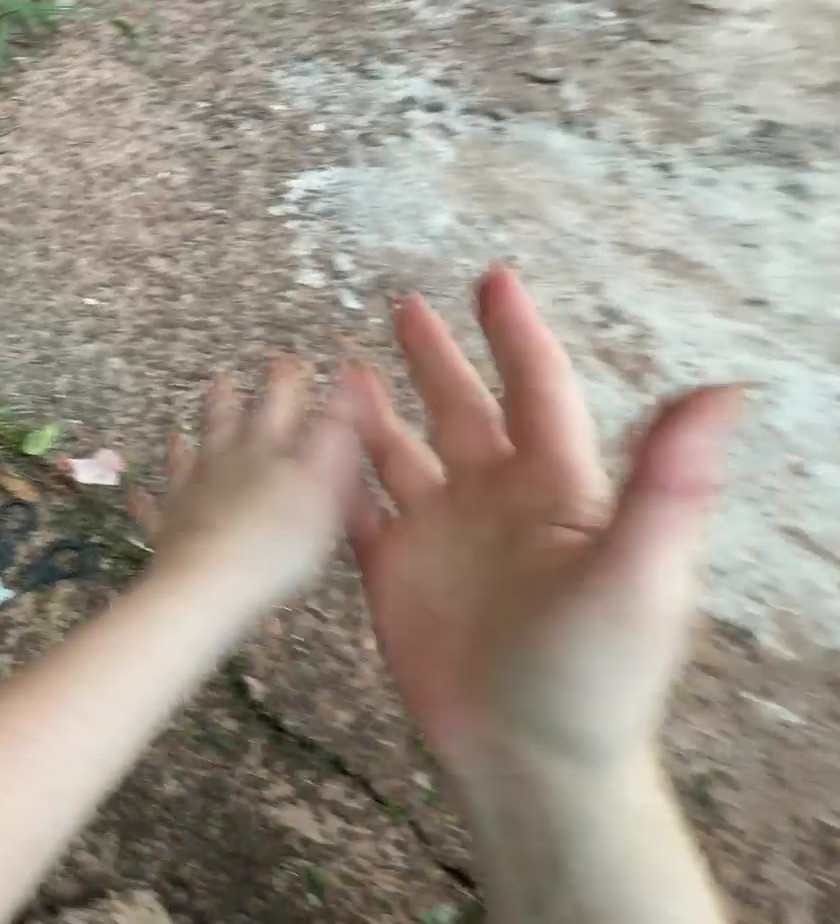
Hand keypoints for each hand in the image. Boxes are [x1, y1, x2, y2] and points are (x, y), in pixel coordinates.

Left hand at [138, 357, 365, 604]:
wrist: (213, 576)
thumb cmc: (281, 540)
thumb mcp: (326, 489)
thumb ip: (336, 439)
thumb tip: (348, 391)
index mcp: (266, 452)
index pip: (279, 406)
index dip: (284, 381)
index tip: (287, 360)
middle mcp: (222, 462)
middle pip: (223, 423)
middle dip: (227, 398)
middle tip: (223, 376)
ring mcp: (189, 491)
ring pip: (183, 456)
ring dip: (181, 441)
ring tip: (176, 428)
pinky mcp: (167, 523)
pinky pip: (151, 508)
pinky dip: (143, 499)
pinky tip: (134, 492)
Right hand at [348, 266, 741, 774]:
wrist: (524, 749)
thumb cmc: (593, 671)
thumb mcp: (638, 578)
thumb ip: (667, 487)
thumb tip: (722, 392)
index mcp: (553, 490)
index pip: (533, 392)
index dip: (514, 333)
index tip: (492, 279)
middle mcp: (492, 500)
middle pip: (457, 410)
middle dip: (433, 357)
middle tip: (402, 308)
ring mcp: (437, 532)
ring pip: (395, 452)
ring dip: (370, 411)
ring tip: (339, 374)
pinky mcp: (391, 566)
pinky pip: (355, 506)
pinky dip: (331, 477)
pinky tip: (307, 452)